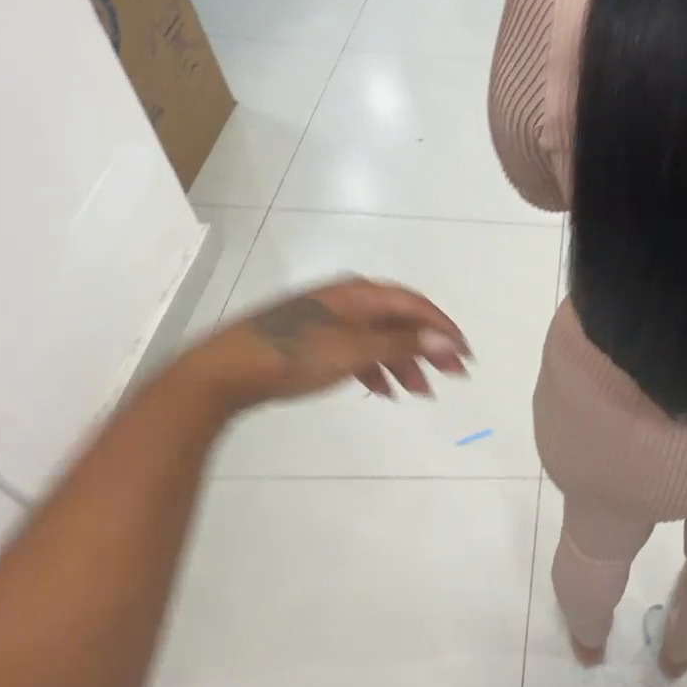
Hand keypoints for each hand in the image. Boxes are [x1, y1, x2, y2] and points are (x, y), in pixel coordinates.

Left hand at [174, 277, 469, 410]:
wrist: (220, 373)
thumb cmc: (291, 356)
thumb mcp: (354, 351)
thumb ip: (403, 345)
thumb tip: (447, 340)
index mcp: (358, 293)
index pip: (415, 306)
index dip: (444, 329)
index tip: (466, 356)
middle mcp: (346, 299)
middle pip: (399, 320)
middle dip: (427, 348)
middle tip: (450, 376)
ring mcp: (327, 318)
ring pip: (379, 337)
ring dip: (403, 362)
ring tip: (417, 393)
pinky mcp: (311, 338)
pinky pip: (357, 349)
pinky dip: (375, 368)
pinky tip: (381, 391)